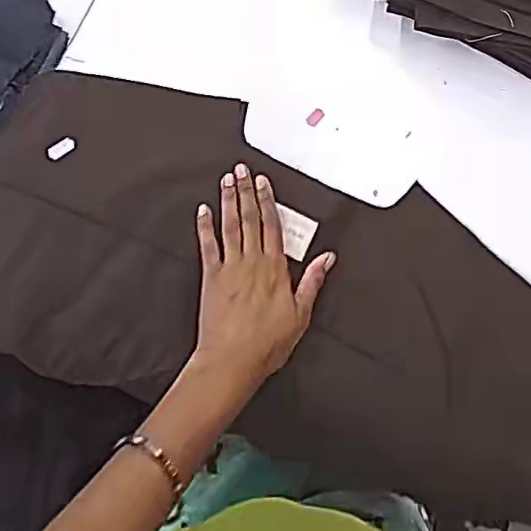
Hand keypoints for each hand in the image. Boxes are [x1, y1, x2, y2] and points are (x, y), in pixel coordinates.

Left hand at [191, 164, 335, 390]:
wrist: (231, 360)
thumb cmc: (266, 342)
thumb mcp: (300, 314)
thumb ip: (312, 281)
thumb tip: (326, 258)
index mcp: (274, 268)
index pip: (272, 225)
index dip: (267, 200)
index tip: (263, 182)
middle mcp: (251, 262)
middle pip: (249, 218)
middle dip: (245, 191)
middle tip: (242, 169)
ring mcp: (229, 267)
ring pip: (229, 226)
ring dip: (227, 201)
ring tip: (226, 180)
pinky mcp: (211, 278)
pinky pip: (208, 246)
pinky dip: (205, 227)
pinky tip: (203, 211)